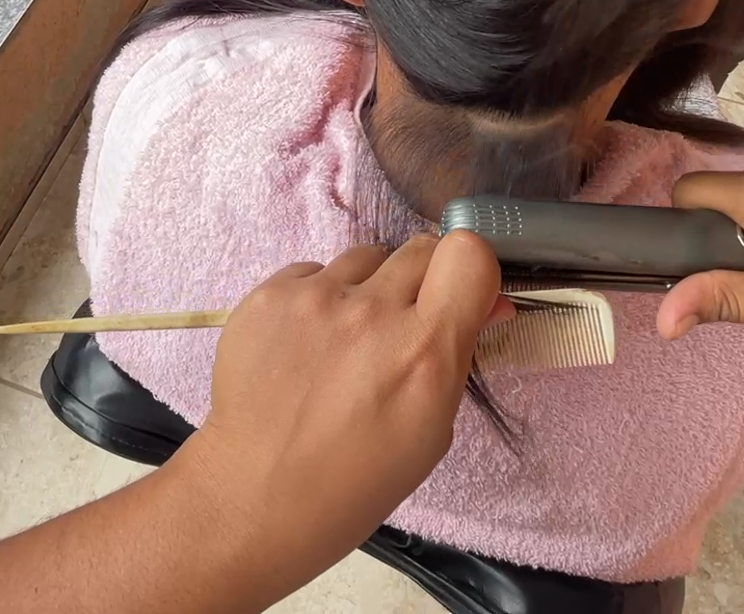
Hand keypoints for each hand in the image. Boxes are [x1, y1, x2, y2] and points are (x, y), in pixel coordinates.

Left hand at [175, 232, 511, 580]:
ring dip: (365, 289)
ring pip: (364, 258)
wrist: (255, 493)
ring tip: (342, 341)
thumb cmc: (355, 478)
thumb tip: (487, 303)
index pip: (469, 253)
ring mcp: (314, 297)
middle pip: (419, 249)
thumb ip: (456, 354)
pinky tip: (301, 343)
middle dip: (420, 281)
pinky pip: (312, 271)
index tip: (456, 293)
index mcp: (424, 352)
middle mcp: (371, 312)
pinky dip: (316, 298)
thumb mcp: (430, 429)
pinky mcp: (269, 292)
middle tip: (399, 324)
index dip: (469, 268)